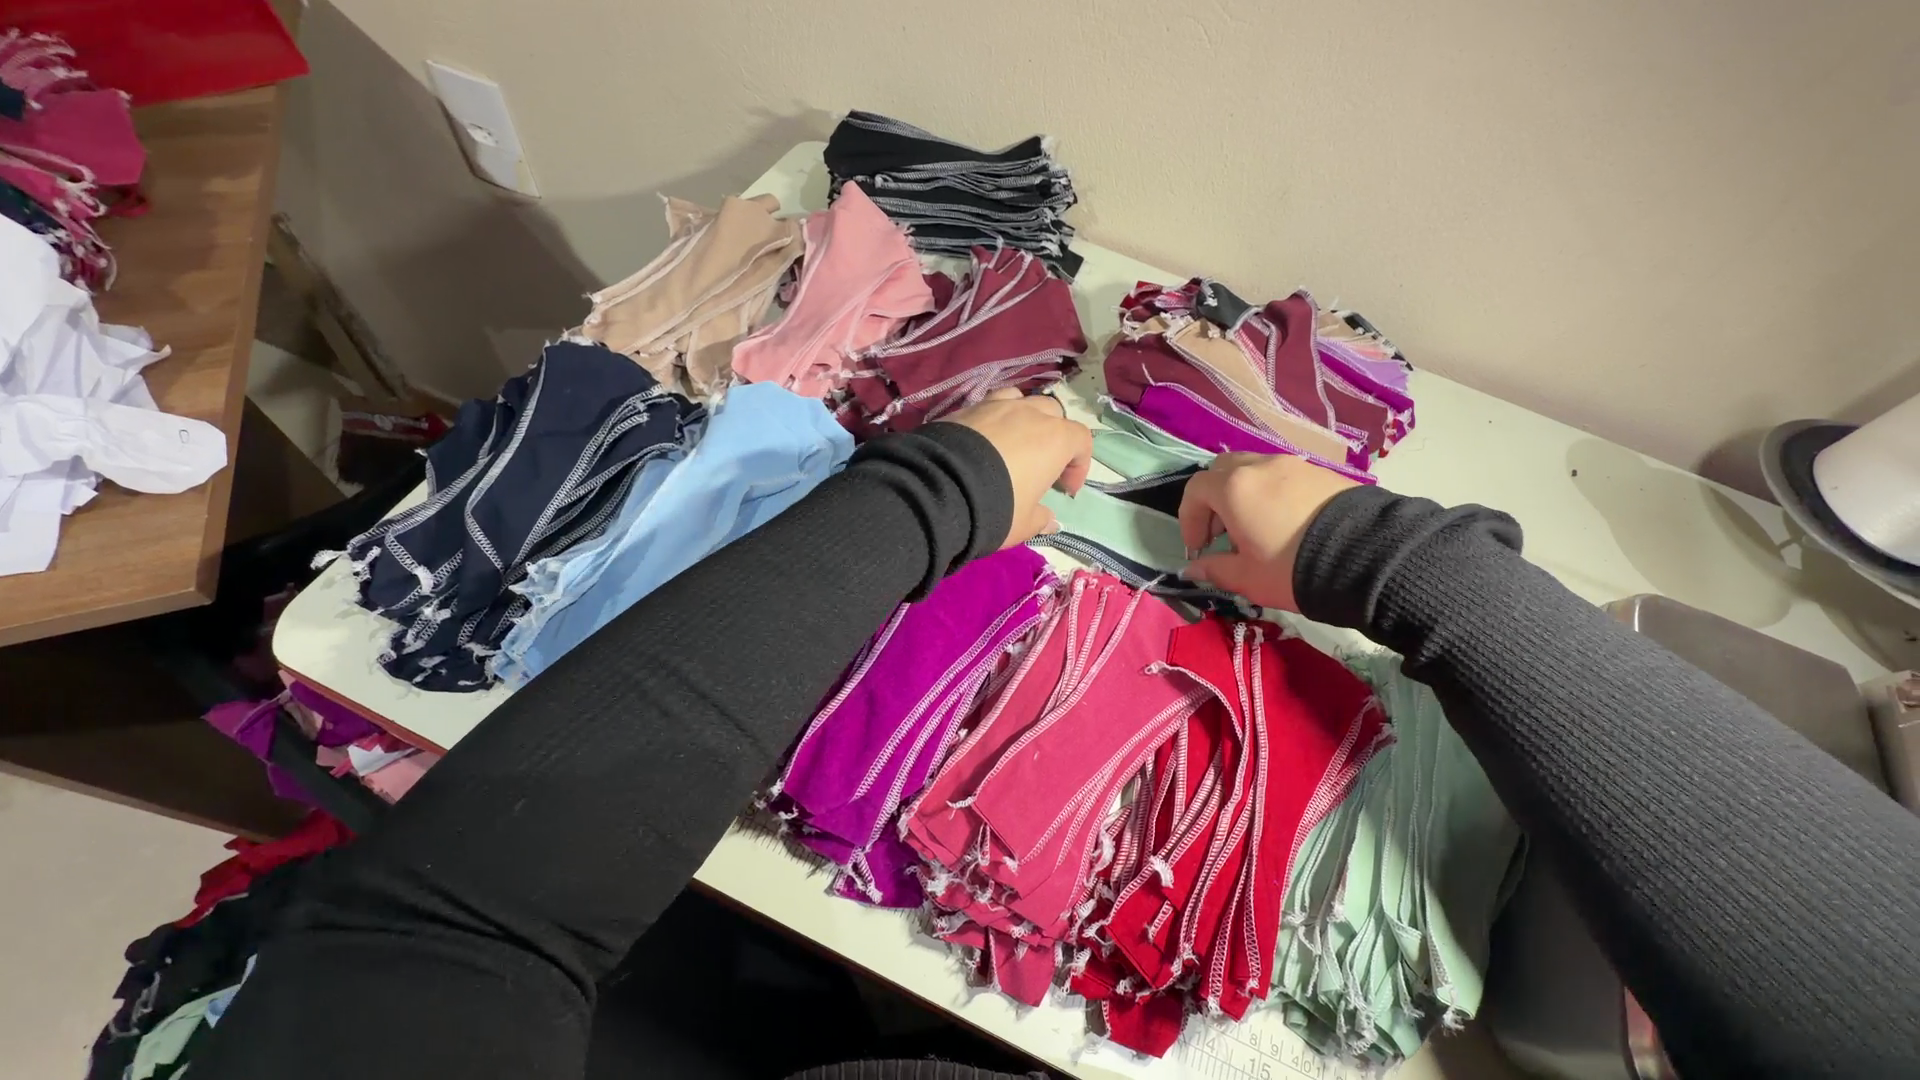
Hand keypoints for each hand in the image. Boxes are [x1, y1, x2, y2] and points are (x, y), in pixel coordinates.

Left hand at [941, 389, 1092, 548]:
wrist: (940, 490)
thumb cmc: (996, 506)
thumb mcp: (1023, 523)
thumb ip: (1040, 520)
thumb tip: (1049, 521)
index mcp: (1055, 439)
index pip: (1081, 440)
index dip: (1079, 464)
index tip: (1065, 488)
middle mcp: (1030, 414)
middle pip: (1053, 414)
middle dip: (1053, 436)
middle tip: (1041, 465)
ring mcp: (996, 406)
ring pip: (1021, 401)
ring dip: (1024, 419)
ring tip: (1012, 444)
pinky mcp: (966, 407)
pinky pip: (989, 405)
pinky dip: (993, 418)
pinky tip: (982, 439)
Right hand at [1177, 453, 1358, 610]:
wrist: (1367, 557)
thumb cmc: (1292, 567)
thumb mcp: (1248, 578)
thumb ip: (1214, 570)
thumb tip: (1191, 570)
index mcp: (1234, 488)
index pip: (1195, 491)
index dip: (1189, 518)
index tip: (1198, 547)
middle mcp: (1260, 467)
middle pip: (1222, 471)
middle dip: (1213, 500)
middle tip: (1222, 532)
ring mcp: (1293, 465)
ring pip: (1254, 470)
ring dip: (1243, 494)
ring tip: (1255, 528)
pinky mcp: (1321, 471)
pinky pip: (1282, 475)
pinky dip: (1271, 493)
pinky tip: (1284, 522)